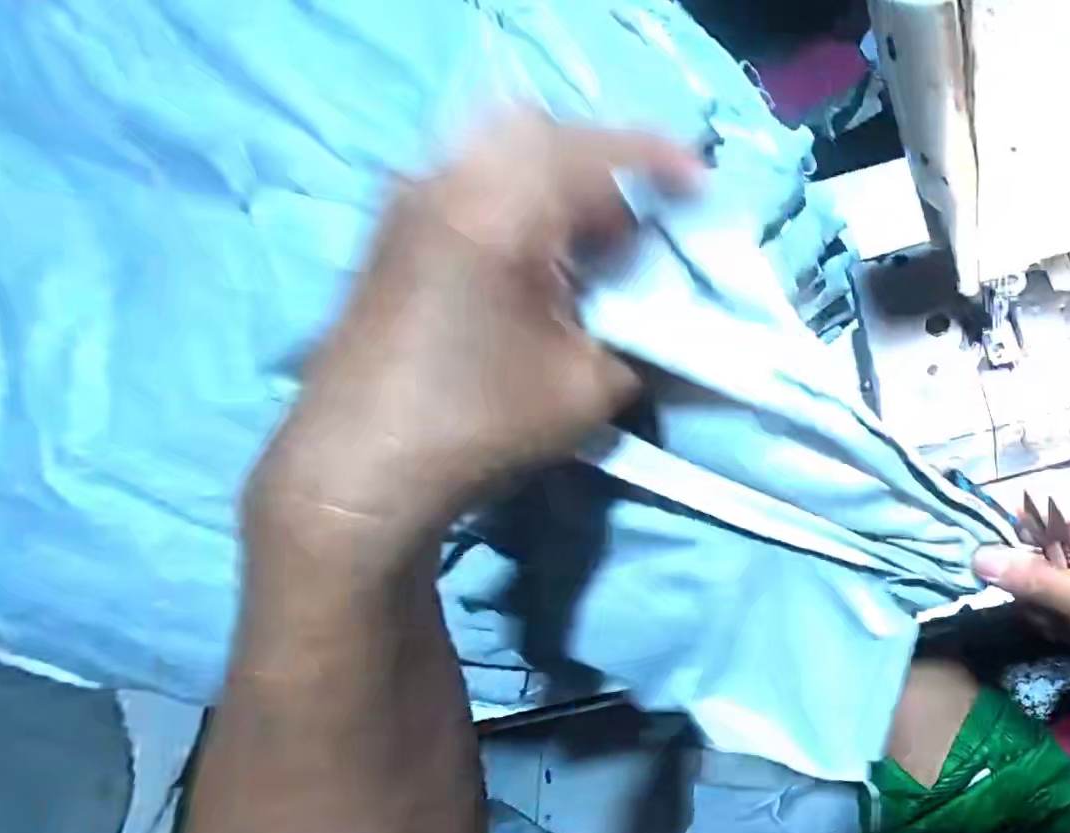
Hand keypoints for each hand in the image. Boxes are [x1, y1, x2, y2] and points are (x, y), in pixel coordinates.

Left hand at [245, 111, 701, 565]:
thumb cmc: (485, 423)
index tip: (702, 180)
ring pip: (503, 154)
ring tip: (607, 239)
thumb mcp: (592, 387)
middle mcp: (444, 185)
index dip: (655, 159)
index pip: (588, 152)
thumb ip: (640, 335)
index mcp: (496, 215)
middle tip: (649, 214)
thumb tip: (660, 311)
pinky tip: (553, 256)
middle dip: (608, 164)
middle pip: (539, 132)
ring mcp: (412, 203)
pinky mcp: (401, 233)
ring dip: (565, 183)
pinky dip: (529, 202)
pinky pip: (478, 184)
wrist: (367, 462)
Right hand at [973, 492, 1069, 700]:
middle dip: (1030, 581)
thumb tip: (976, 557)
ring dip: (1037, 603)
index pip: (1038, 505)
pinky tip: (1069, 632)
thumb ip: (1033, 579)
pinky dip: (1046, 614)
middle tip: (1049, 611)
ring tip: (1066, 626)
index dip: (1008, 530)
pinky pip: (1041, 590)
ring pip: (1030, 570)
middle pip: (1030, 540)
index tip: (984, 561)